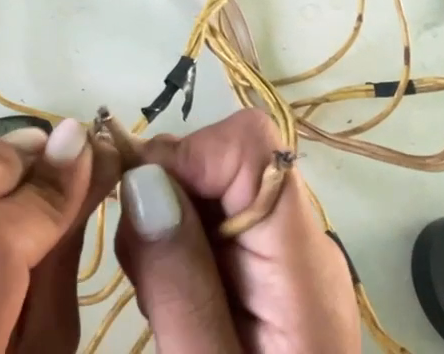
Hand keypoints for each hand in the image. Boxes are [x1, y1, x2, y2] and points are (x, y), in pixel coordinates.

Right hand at [115, 110, 359, 353]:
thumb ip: (177, 280)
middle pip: (221, 158)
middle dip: (164, 194)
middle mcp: (301, 245)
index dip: (189, 155)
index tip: (145, 209)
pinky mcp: (266, 269)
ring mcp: (285, 257)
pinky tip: (175, 298)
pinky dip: (174, 245)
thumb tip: (142, 176)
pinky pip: (208, 220)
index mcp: (301, 266)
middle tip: (148, 273)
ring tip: (164, 297)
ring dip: (163, 223)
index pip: (251, 145)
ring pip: (206, 185)